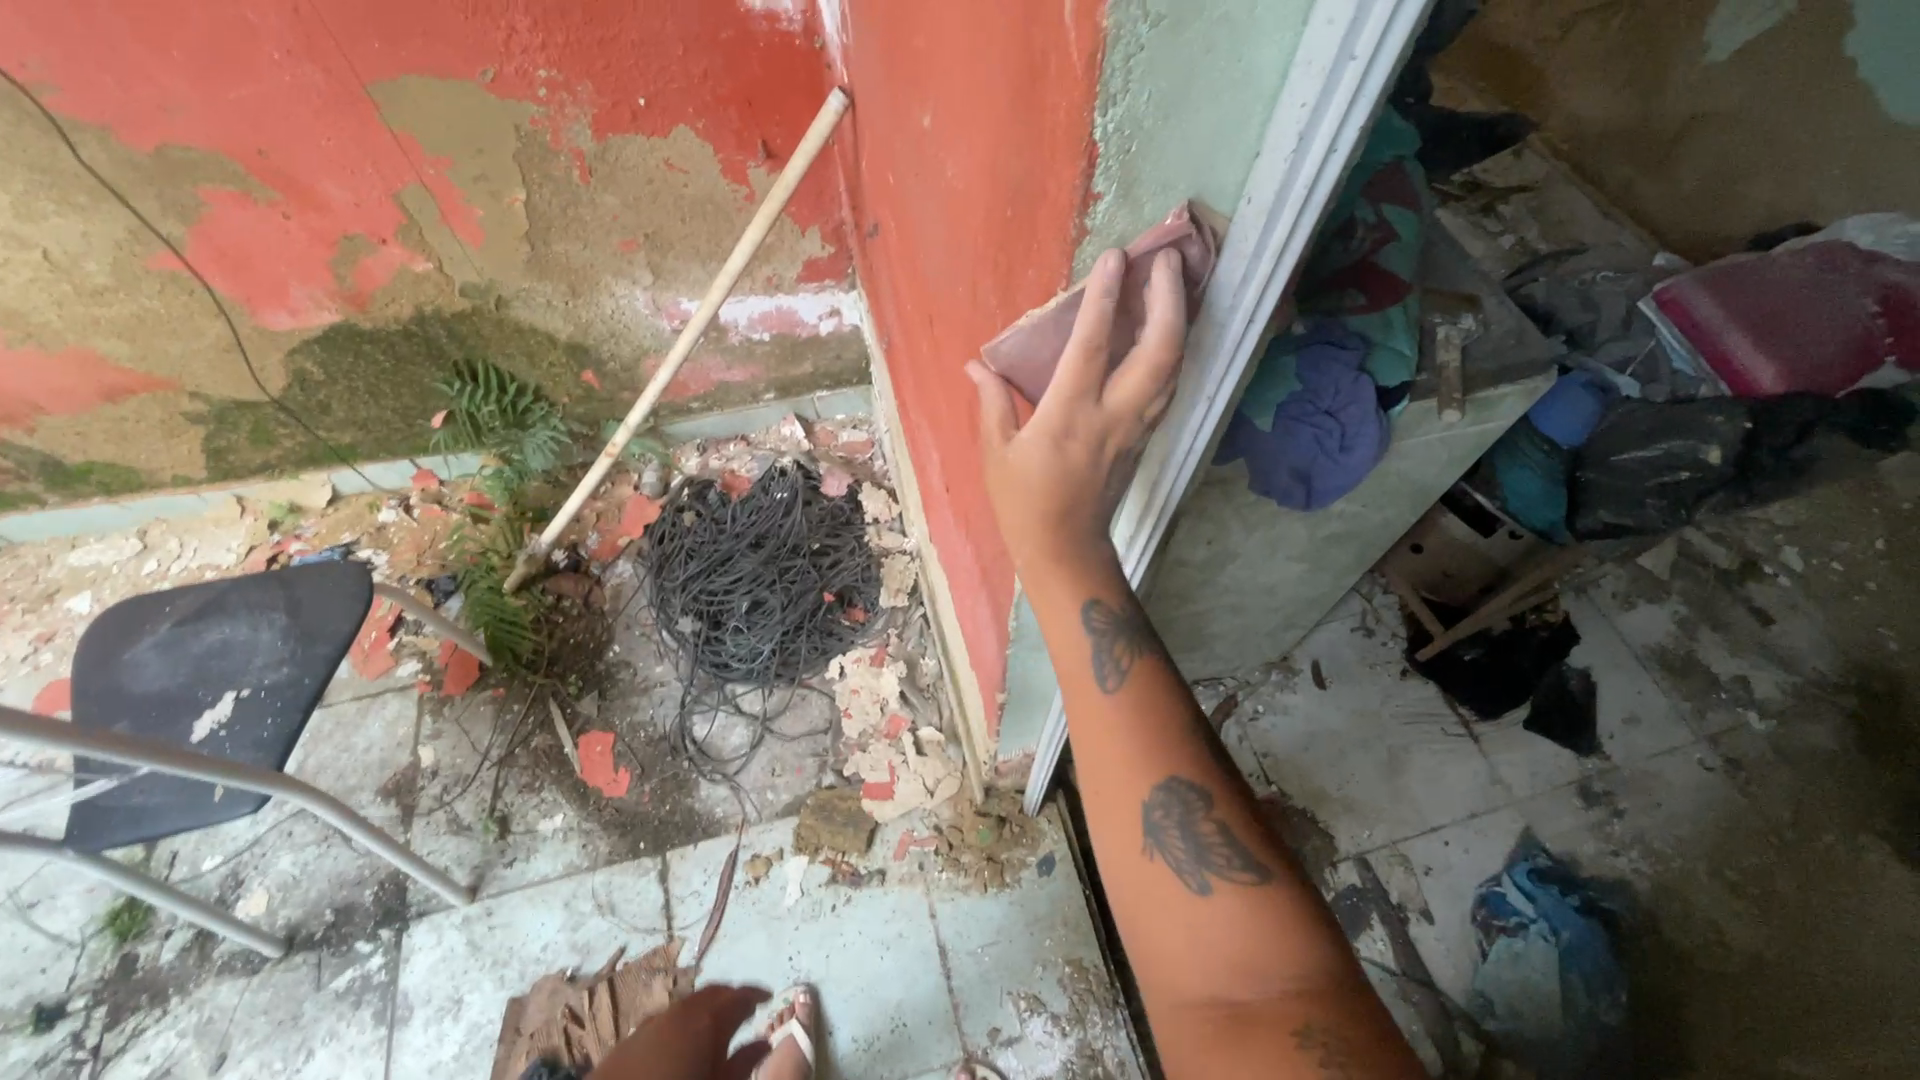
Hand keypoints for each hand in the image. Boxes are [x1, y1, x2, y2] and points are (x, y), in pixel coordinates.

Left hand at [588, 985, 770, 1079]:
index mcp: (708, 1021)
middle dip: (730, 997)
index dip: (756, 994)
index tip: (768, 998)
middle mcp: (680, 1013)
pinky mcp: (628, 1041)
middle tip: (745, 1010)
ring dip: (704, 1010)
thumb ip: (743, 1064)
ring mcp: (650, 1024)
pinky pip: (664, 1021)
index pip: (740, 995)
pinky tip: (681, 1045)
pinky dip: (680, 1024)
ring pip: (686, 1006)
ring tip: (715, 1028)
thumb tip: (762, 1042)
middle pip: (712, 993)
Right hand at [966, 247, 1187, 573]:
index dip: (1105, 299)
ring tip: (1175, 284)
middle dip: (1170, 300)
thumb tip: (976, 365)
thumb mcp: (996, 453)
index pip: (1092, 346)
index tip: (1116, 258)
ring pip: (1173, 367)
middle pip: (1159, 351)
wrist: (1066, 549)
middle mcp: (1113, 416)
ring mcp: (1136, 428)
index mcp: (1069, 416)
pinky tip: (1170, 333)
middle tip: (1170, 260)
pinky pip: (1168, 387)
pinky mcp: (1144, 438)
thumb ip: (992, 402)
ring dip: (1180, 321)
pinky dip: (1174, 352)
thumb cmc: (1024, 504)